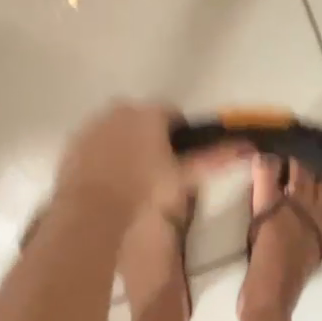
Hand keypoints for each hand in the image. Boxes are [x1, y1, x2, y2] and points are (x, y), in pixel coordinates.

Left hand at [56, 101, 250, 217]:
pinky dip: (104, 155)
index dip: (179, 136)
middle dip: (151, 138)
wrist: (91, 211)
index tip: (179, 159)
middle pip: (144, 120)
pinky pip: (96, 143)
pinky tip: (110, 180)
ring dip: (127, 146)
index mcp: (149, 113)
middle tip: (157, 172)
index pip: (173, 114)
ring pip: (119, 130)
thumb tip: (248, 147)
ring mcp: (92, 124)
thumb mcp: (184, 176)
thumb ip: (215, 159)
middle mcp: (119, 109)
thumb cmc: (144, 191)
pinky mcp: (73, 142)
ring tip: (133, 179)